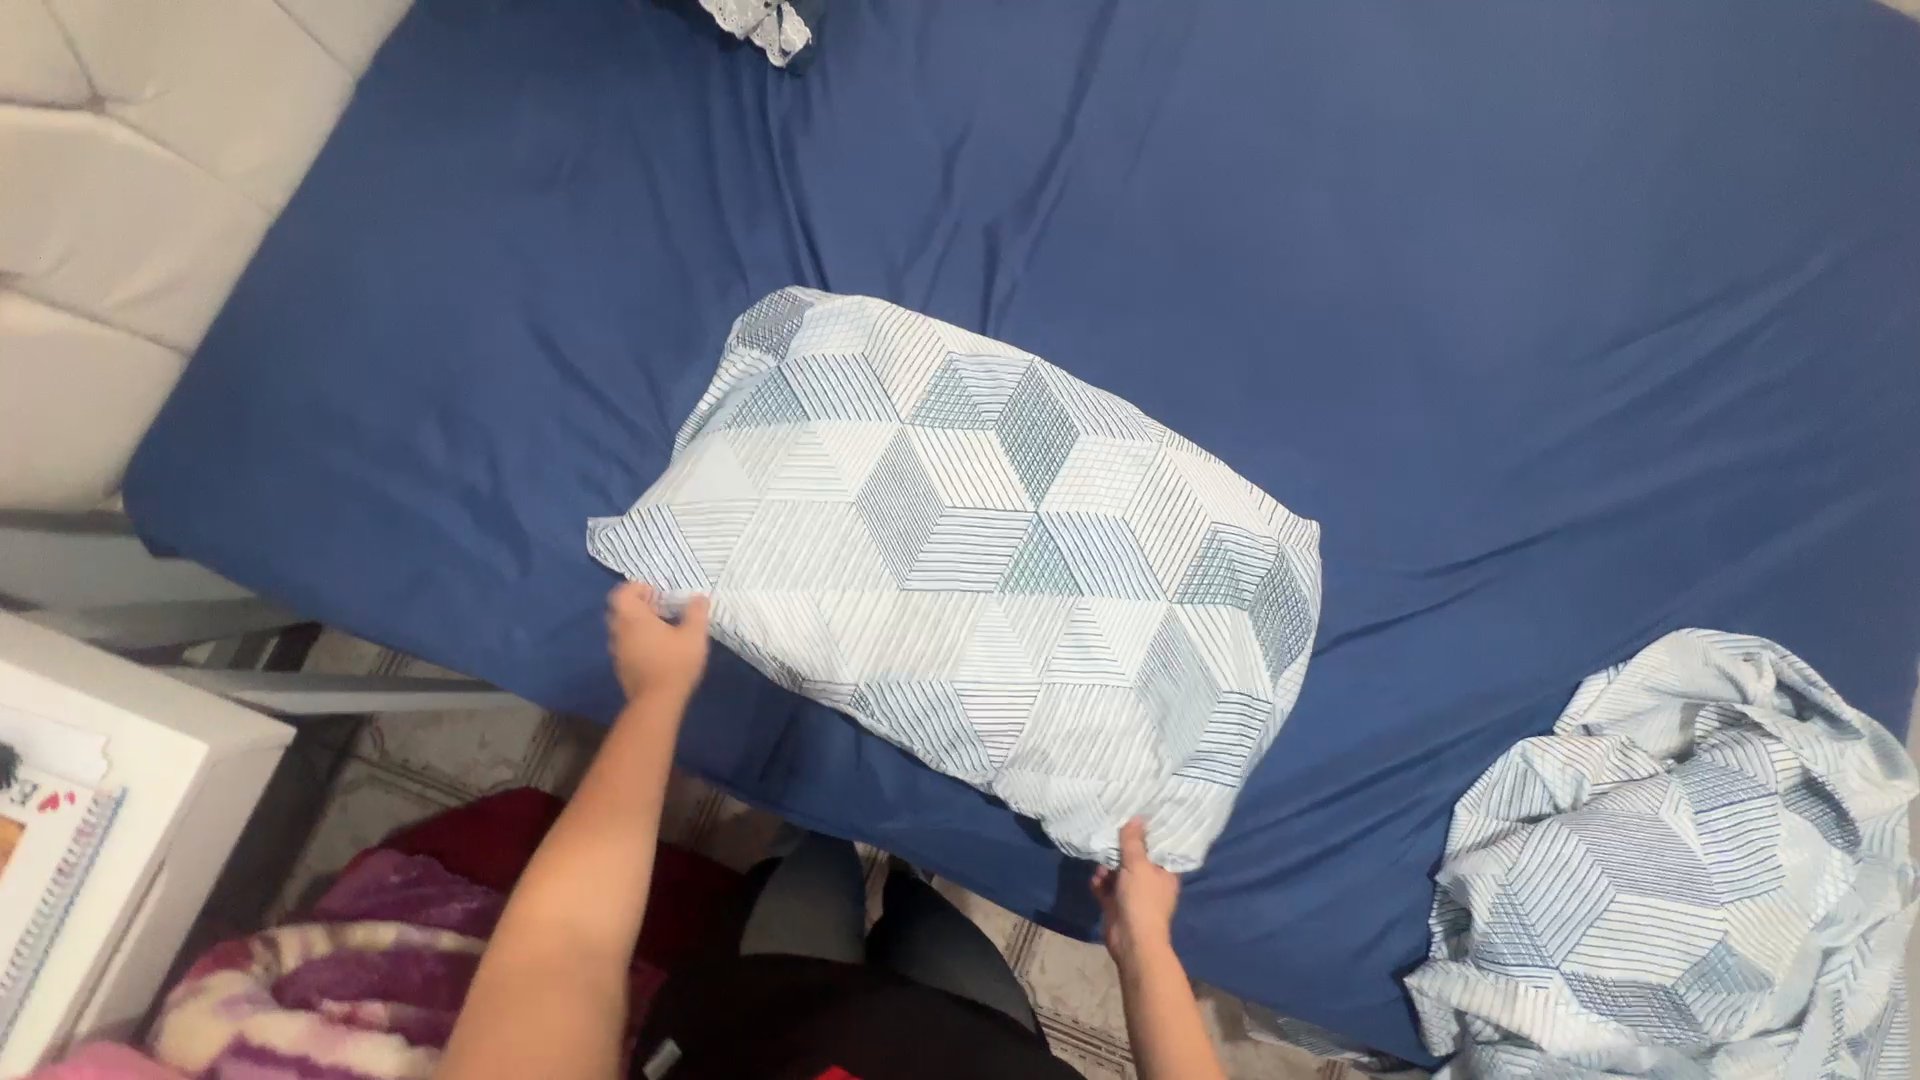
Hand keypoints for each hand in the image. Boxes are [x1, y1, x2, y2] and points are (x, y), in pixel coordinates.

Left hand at [606, 583, 710, 704]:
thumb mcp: (694, 634)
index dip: (637, 588)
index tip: (656, 592)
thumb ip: (696, 612)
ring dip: (637, 624)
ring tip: (661, 628)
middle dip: (639, 605)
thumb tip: (700, 597)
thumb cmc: (676, 662)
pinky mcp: (621, 667)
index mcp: (634, 618)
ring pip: (622, 629)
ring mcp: (618, 651)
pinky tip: (658, 648)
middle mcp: (620, 632)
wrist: (657, 701)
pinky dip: (637, 640)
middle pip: (620, 610)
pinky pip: (626, 645)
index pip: (622, 594)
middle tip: (661, 607)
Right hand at [1090, 817, 1180, 966]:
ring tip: (1101, 869)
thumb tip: (1137, 817)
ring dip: (1106, 869)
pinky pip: (1105, 888)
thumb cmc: (1142, 900)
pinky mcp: (1116, 904)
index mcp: (1165, 872)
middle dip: (1119, 851)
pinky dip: (1099, 884)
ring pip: (1117, 872)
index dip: (1146, 833)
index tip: (1133, 818)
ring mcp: (1133, 894)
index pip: (1158, 847)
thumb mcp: (1138, 865)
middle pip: (1134, 858)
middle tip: (1107, 837)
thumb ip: (1134, 841)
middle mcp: (1151, 882)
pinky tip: (1095, 882)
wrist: (1132, 941)